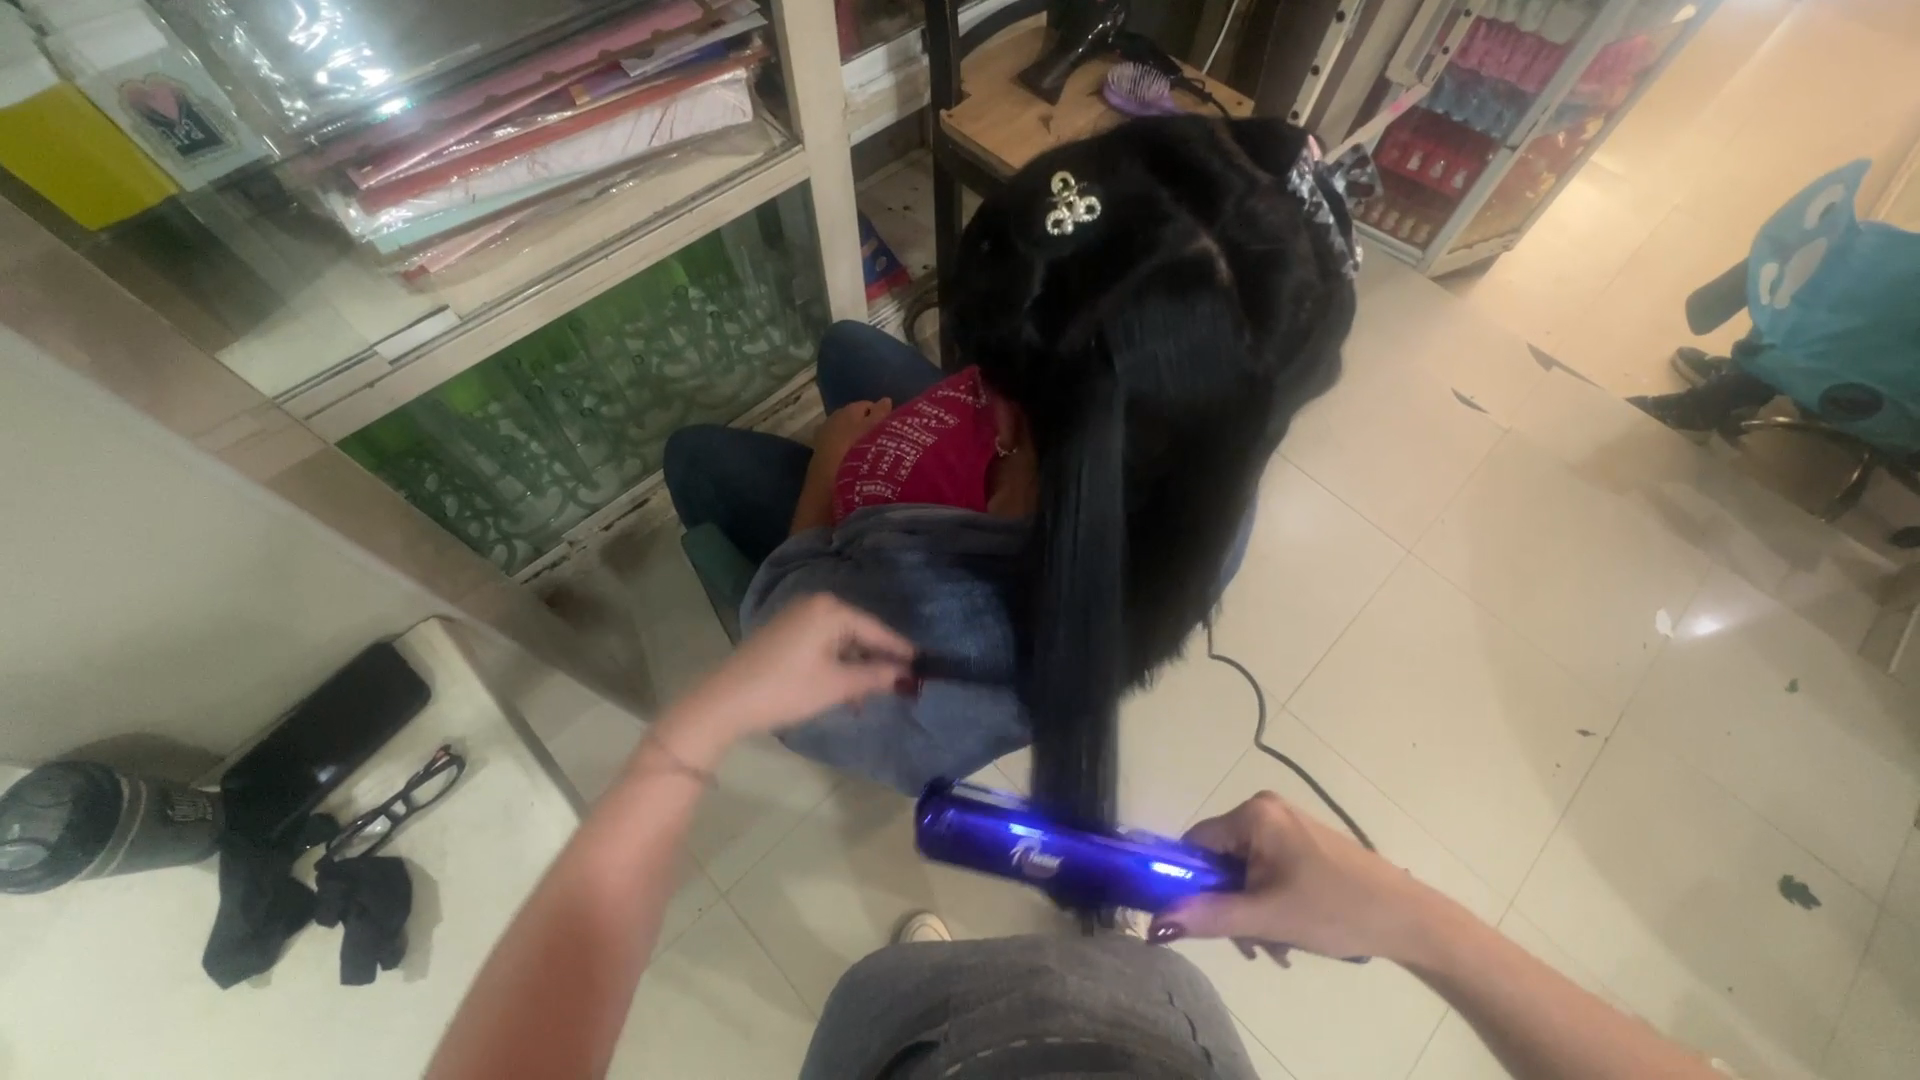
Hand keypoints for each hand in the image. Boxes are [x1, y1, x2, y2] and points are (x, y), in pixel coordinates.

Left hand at [656, 594, 912, 759]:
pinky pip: (823, 643)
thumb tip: (906, 675)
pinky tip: (843, 688)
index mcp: (831, 609)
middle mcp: (816, 603)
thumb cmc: (787, 689)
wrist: (726, 701)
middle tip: (898, 686)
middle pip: (859, 632)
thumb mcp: (837, 686)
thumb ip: (876, 677)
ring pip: (841, 640)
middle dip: (877, 661)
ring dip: (856, 667)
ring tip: (868, 696)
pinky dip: (836, 663)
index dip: (900, 651)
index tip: (923, 667)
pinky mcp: (785, 631)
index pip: (877, 630)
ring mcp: (797, 615)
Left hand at [812, 399, 893, 474]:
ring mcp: (823, 437)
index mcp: (848, 410)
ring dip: (856, 440)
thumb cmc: (858, 451)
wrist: (829, 483)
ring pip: (845, 433)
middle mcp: (833, 419)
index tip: (891, 430)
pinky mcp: (819, 455)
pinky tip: (855, 463)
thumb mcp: (875, 429)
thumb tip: (886, 399)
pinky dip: (847, 452)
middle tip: (882, 442)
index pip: (867, 406)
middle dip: (866, 427)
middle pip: (854, 419)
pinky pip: (838, 448)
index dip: (880, 415)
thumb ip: (881, 413)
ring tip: (870, 454)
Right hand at [1148, 792, 1434, 964]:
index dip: (1189, 881)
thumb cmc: (1336, 910)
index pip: (1195, 843)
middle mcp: (1265, 809)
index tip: (1200, 918)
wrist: (1411, 920)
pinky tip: (1286, 933)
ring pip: (1243, 869)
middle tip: (1249, 946)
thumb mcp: (1266, 917)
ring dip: (1249, 909)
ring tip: (1274, 947)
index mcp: (1253, 814)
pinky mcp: (1303, 841)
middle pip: (1220, 858)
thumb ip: (1208, 917)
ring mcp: (1286, 824)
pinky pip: (1265, 868)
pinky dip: (1267, 900)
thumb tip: (1154, 925)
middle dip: (1228, 904)